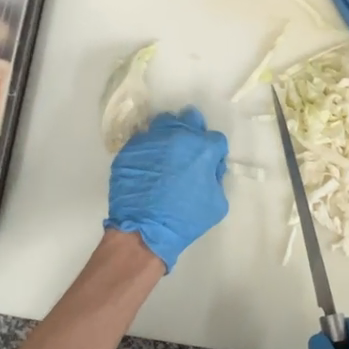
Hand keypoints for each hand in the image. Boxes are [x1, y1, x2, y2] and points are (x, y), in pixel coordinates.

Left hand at [105, 107, 228, 271]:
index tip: (209, 164)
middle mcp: (177, 136)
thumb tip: (209, 168)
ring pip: (164, 124)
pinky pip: (143, 141)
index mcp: (202, 148)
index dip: (214, 152)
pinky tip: (147, 164)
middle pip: (189, 119)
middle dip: (193, 130)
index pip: (215, 139)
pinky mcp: (130, 148)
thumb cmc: (185, 219)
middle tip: (189, 148)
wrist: (144, 229)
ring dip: (169, 133)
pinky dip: (149, 149)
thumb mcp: (217, 203)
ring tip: (166, 151)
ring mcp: (151, 139)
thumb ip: (216, 179)